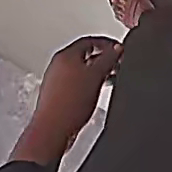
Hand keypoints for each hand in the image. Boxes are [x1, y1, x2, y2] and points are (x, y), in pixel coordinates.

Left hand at [11, 36, 122, 165]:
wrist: (53, 130)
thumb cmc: (68, 104)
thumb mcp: (96, 76)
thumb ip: (108, 59)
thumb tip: (116, 49)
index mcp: (66, 55)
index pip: (89, 41)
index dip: (107, 43)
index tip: (118, 48)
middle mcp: (58, 65)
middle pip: (84, 55)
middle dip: (102, 58)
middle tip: (116, 63)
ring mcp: (56, 80)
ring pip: (80, 69)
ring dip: (96, 72)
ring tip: (110, 78)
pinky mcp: (57, 95)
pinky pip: (76, 83)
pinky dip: (88, 84)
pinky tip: (95, 93)